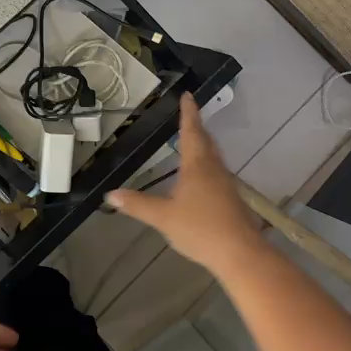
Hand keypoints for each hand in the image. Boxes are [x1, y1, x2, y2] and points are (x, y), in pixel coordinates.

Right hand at [106, 94, 269, 276]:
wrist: (240, 254)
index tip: (188, 96)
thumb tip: (111, 194)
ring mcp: (226, 184)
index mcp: (196, 166)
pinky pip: (217, 172)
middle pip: (206, 142)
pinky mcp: (232, 200)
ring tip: (194, 141)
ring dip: (203, 145)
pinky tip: (201, 177)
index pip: (190, 132)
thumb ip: (137, 205)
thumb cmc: (200, 229)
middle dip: (197, 127)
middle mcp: (213, 169)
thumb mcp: (163, 217)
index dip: (188, 114)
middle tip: (189, 115)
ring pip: (214, 157)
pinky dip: (207, 164)